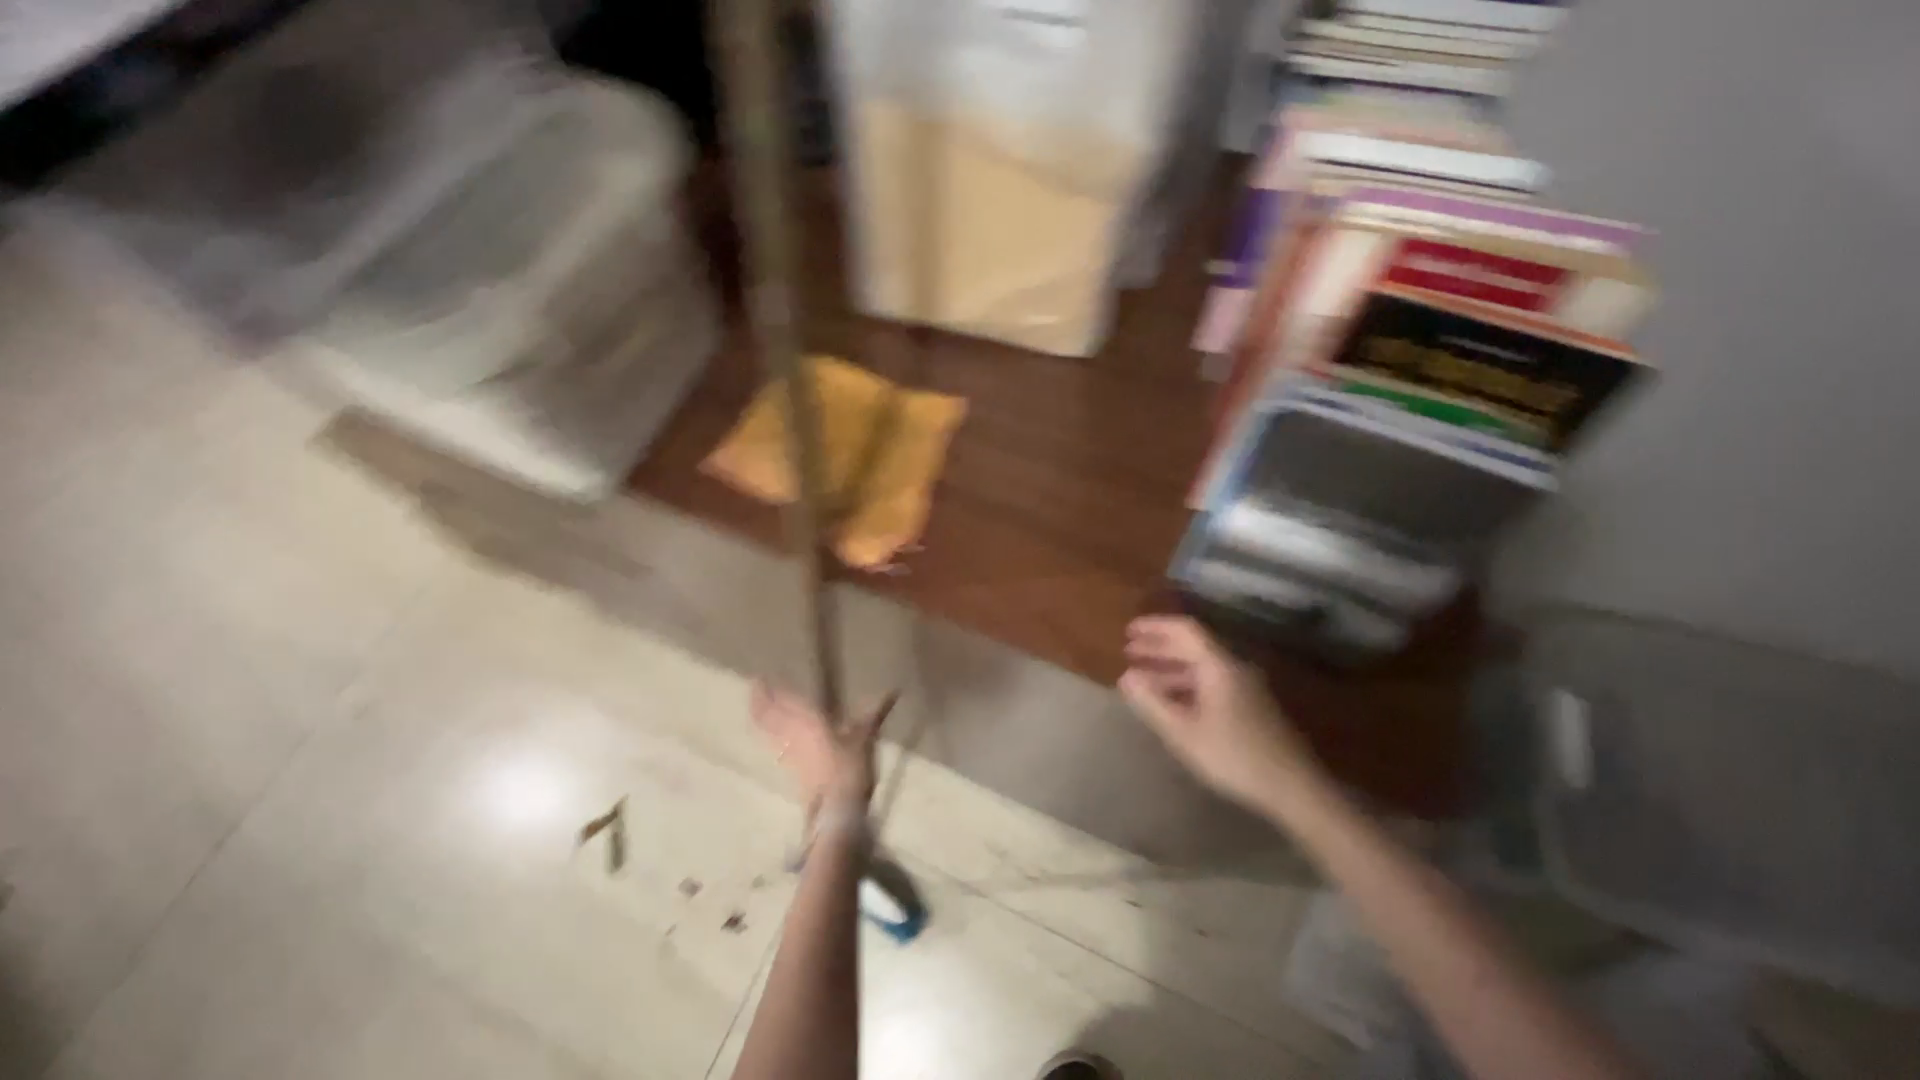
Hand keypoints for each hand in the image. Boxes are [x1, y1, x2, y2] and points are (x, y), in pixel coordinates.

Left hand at [750, 681, 895, 813]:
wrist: (836, 809)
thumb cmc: (849, 766)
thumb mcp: (864, 737)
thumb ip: (873, 713)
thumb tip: (893, 691)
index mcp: (808, 720)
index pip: (783, 700)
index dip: (770, 690)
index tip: (760, 678)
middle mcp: (792, 734)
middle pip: (768, 715)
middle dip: (758, 702)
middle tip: (752, 690)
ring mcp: (788, 754)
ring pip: (768, 731)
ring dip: (760, 718)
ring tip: (756, 709)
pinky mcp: (791, 771)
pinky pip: (775, 746)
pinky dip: (770, 737)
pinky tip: (773, 738)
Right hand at [1120, 616, 1320, 808]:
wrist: (1291, 786)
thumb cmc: (1233, 756)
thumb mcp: (1184, 732)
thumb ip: (1153, 702)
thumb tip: (1126, 676)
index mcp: (1219, 666)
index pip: (1186, 630)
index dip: (1155, 627)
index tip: (1128, 631)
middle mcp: (1234, 668)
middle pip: (1194, 646)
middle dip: (1159, 648)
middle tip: (1128, 654)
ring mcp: (1246, 687)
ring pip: (1202, 667)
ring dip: (1171, 669)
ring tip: (1143, 679)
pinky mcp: (1251, 706)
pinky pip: (1212, 683)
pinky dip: (1187, 685)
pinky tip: (1172, 703)